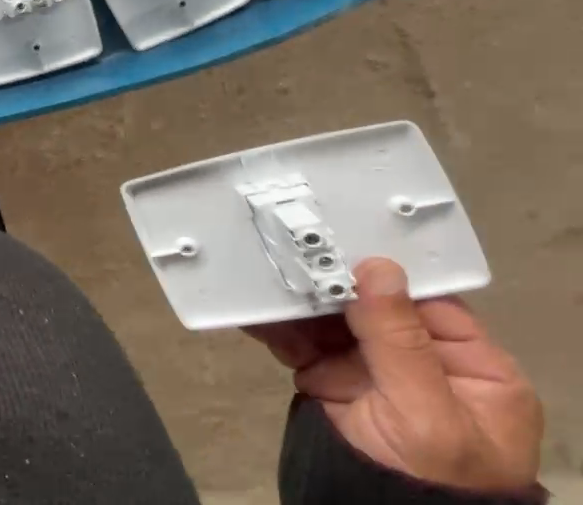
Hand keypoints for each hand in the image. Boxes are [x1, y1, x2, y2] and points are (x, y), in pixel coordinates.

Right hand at [246, 257, 541, 493]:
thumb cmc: (433, 472)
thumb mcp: (426, 410)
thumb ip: (401, 340)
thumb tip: (377, 268)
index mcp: (470, 365)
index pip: (425, 301)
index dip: (380, 272)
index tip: (336, 243)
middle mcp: (419, 358)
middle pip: (366, 301)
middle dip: (323, 279)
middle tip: (281, 249)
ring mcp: (369, 366)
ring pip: (324, 314)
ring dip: (290, 296)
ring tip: (254, 270)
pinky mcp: (325, 373)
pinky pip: (295, 337)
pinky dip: (268, 320)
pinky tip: (245, 304)